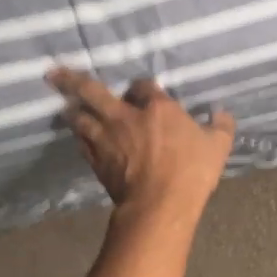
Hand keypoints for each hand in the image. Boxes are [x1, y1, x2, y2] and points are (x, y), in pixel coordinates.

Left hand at [47, 67, 235, 217]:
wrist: (160, 203)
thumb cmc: (193, 170)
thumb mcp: (219, 146)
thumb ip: (221, 126)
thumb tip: (222, 114)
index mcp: (158, 108)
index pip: (144, 85)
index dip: (142, 86)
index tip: (143, 90)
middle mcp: (125, 116)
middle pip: (92, 91)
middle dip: (72, 80)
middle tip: (54, 73)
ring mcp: (105, 138)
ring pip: (79, 117)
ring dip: (72, 111)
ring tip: (66, 107)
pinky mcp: (95, 159)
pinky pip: (81, 142)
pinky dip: (79, 137)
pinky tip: (79, 137)